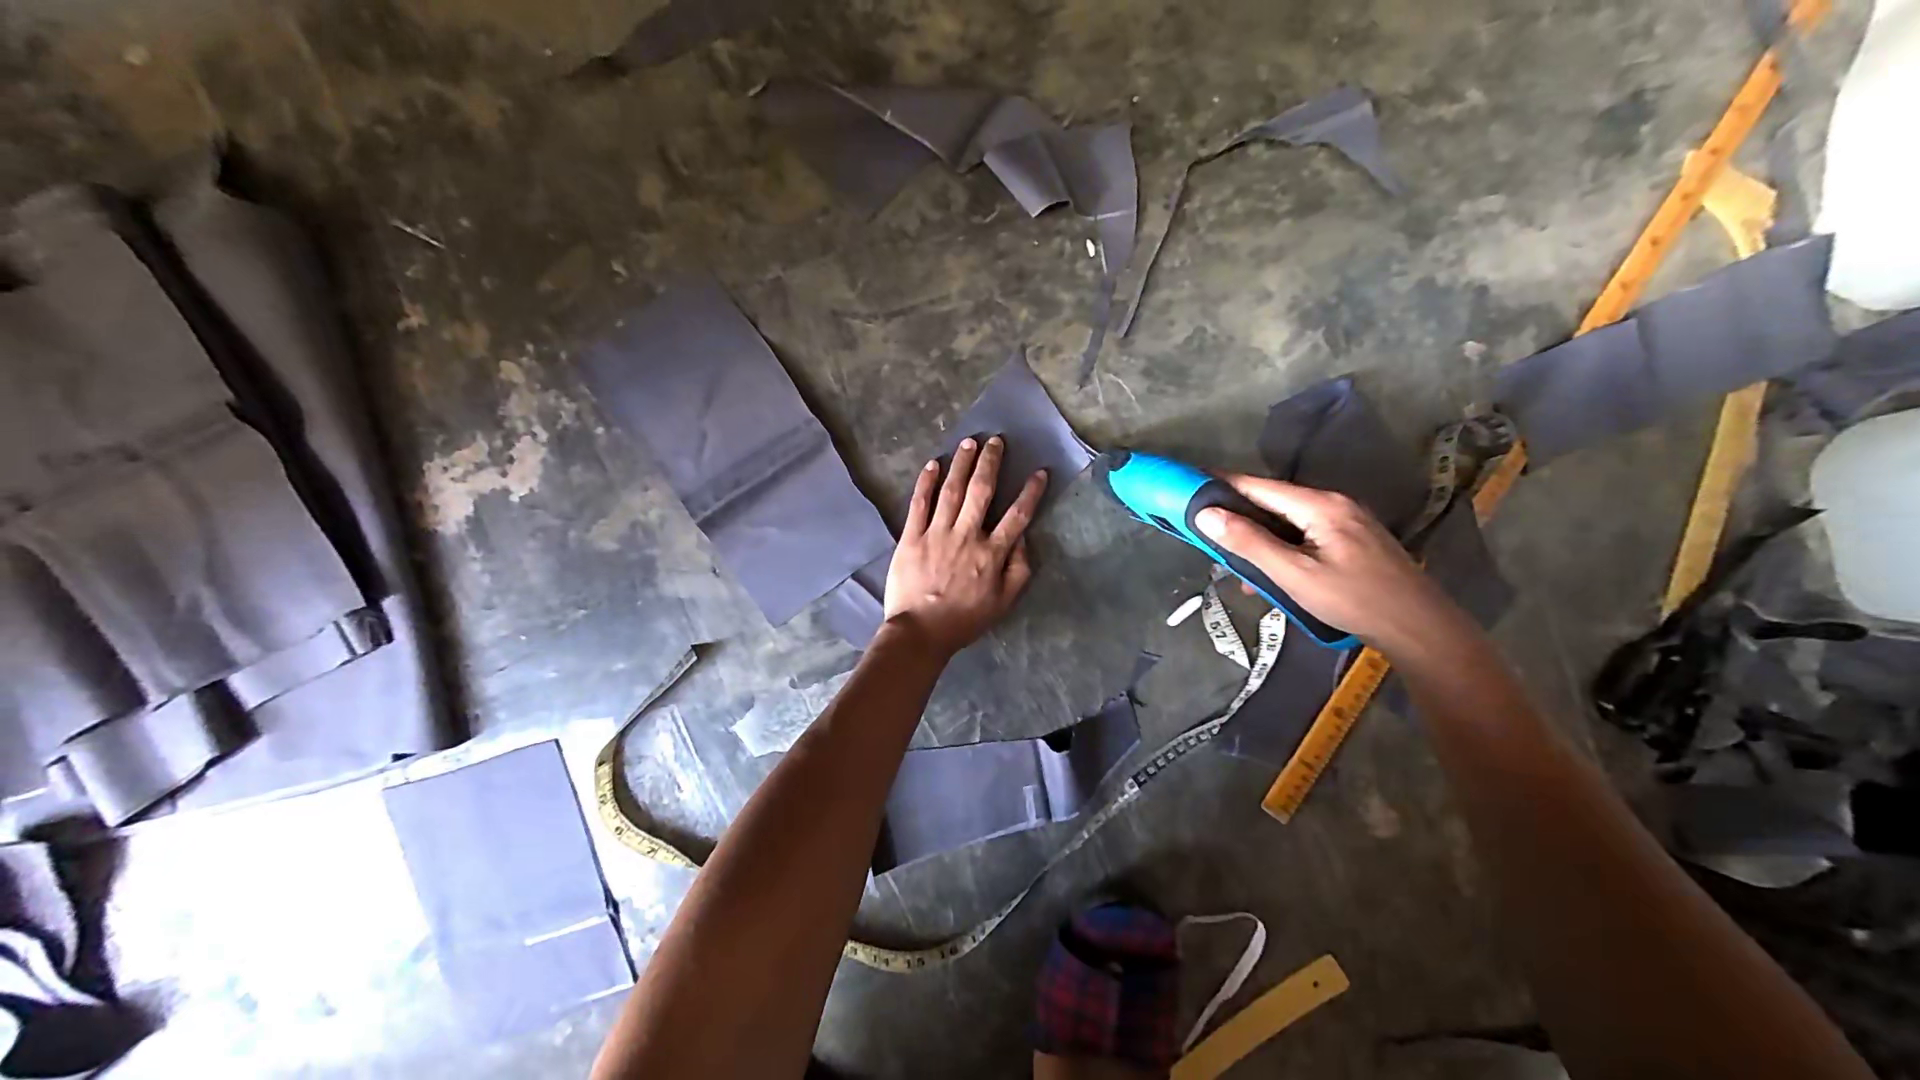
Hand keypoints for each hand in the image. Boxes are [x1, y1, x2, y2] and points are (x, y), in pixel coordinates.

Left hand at [882, 435, 1047, 658]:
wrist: (920, 632)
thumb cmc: (965, 620)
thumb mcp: (1004, 602)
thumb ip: (1019, 569)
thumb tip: (1022, 539)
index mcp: (992, 553)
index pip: (1017, 515)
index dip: (1030, 491)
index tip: (1038, 472)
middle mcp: (967, 535)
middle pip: (982, 491)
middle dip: (991, 463)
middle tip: (997, 441)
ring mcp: (937, 533)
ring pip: (952, 490)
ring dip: (962, 463)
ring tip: (969, 442)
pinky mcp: (911, 537)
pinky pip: (920, 504)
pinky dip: (926, 482)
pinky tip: (933, 464)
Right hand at [1194, 475, 1471, 653]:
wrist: (1420, 628)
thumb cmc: (1353, 600)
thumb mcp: (1294, 575)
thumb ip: (1249, 543)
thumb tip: (1206, 514)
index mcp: (1320, 505)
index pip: (1259, 485)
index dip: (1222, 484)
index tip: (1189, 485)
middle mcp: (1334, 503)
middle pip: (1273, 502)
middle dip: (1237, 515)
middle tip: (1203, 531)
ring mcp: (1347, 521)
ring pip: (1288, 521)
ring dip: (1259, 538)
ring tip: (1233, 563)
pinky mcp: (1353, 540)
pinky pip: (1304, 535)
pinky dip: (1281, 548)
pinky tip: (1271, 575)